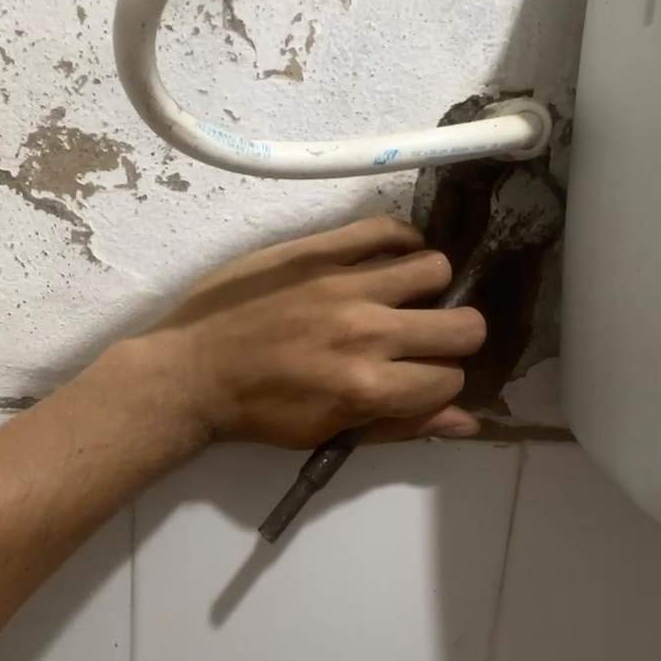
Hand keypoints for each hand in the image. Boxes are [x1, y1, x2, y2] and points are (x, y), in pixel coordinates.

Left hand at [126, 215, 486, 448]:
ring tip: (403, 296)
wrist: (192, 371)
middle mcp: (367, 333)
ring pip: (435, 268)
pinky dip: (401, 241)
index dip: (441, 383)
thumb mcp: (328, 432)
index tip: (419, 378)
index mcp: (368, 388)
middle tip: (424, 338)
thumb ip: (400, 426)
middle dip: (454, 338)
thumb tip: (468, 421)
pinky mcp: (317, 249)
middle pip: (464, 325)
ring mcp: (343, 284)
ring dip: (429, 288)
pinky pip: (386, 228)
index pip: (451, 379)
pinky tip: (390, 259)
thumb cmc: (259, 410)